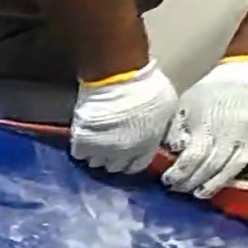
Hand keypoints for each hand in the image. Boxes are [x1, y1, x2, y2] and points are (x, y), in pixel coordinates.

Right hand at [70, 59, 178, 174]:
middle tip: (113, 148)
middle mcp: (122, 153)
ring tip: (98, 144)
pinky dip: (82, 150)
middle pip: (114, 167)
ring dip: (97, 155)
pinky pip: (80, 155)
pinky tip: (86, 140)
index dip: (133, 162)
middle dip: (114, 159)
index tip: (130, 156)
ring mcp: (100, 150)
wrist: (117, 80)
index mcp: (147, 144)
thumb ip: (159, 128)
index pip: (137, 166)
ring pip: (96, 163)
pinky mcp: (81, 144)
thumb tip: (156, 137)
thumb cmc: (146, 89)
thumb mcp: (167, 108)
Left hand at [162, 57, 247, 198]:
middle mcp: (231, 136)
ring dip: (218, 184)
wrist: (246, 73)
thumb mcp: (182, 110)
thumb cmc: (207, 93)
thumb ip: (175, 132)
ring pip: (235, 167)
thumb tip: (173, 151)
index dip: (177, 173)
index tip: (167, 180)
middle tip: (178, 189)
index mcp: (208, 130)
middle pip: (210, 167)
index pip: (191, 160)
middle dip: (192, 182)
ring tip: (202, 193)